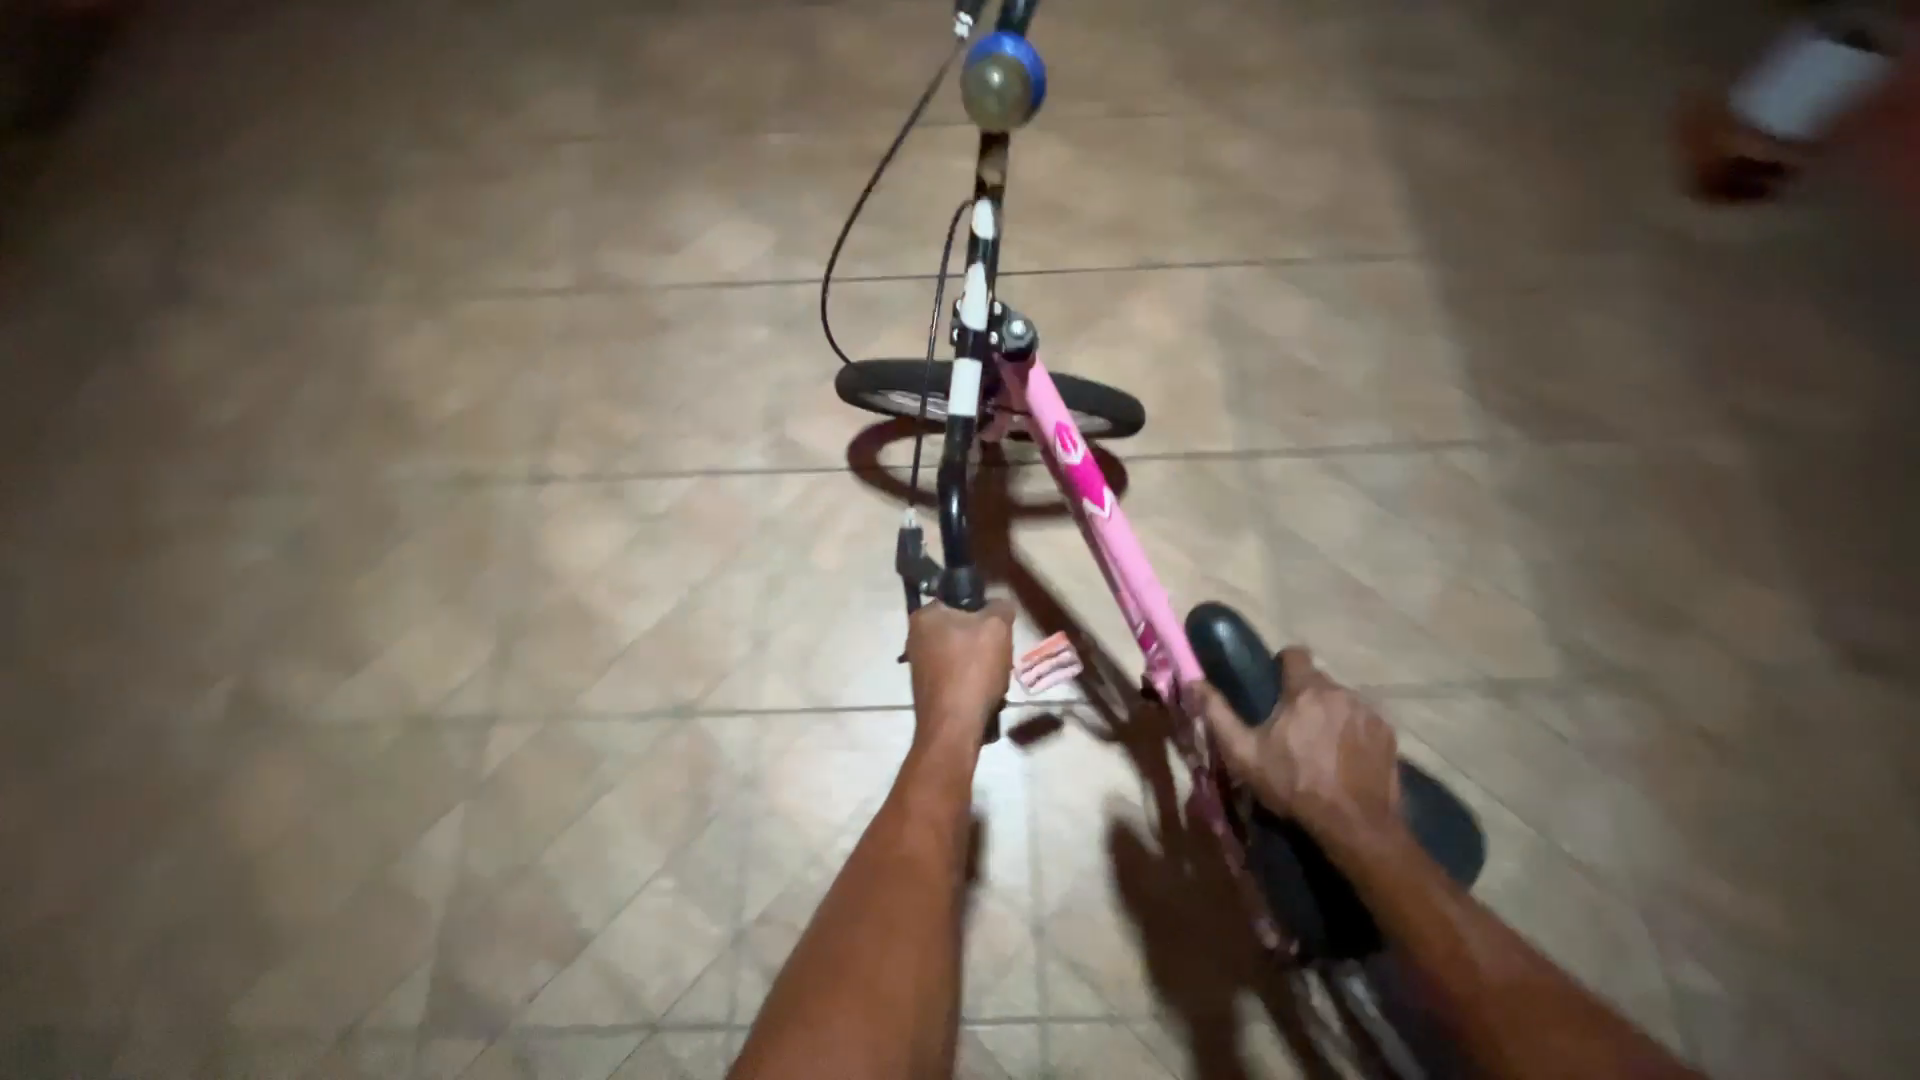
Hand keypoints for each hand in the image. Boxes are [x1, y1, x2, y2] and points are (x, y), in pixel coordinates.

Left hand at [906, 600, 1014, 751]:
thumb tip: (999, 606)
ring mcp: (919, 665)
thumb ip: (1000, 608)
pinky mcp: (928, 688)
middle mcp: (915, 637)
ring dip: (981, 664)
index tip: (998, 628)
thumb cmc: (972, 669)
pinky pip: (957, 676)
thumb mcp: (997, 627)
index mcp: (925, 616)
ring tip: (994, 677)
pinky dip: (972, 682)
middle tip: (1000, 654)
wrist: (953, 726)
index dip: (984, 612)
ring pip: (962, 654)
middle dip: (985, 641)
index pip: (960, 600)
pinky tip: (984, 693)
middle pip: (963, 629)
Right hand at [1191, 647, 1402, 850]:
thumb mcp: (1244, 753)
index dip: (1281, 664)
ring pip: (1342, 701)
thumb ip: (1218, 713)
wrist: (1354, 825)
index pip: (1295, 654)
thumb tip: (1194, 681)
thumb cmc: (1293, 785)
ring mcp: (1370, 713)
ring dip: (1329, 714)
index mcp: (1306, 690)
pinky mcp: (1388, 736)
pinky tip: (1344, 759)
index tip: (1272, 687)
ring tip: (1319, 746)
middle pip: (1318, 681)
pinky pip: (1364, 722)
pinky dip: (1352, 732)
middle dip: (1304, 696)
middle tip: (1291, 726)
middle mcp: (1341, 692)